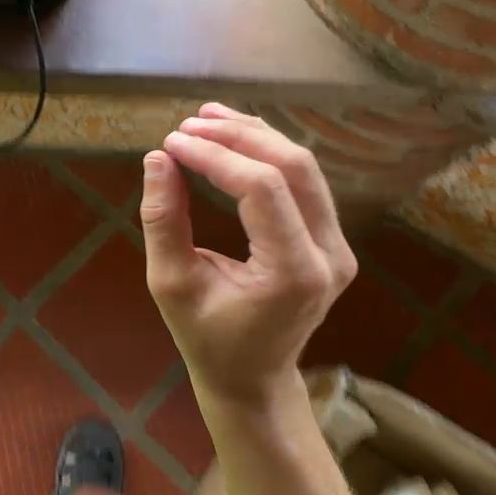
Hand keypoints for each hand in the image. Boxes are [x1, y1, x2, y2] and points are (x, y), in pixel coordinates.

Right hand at [139, 104, 357, 409]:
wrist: (252, 377)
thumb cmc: (206, 338)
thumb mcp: (172, 284)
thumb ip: (164, 221)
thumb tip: (157, 159)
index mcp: (293, 272)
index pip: (261, 189)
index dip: (214, 156)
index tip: (170, 144)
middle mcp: (329, 254)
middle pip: (293, 167)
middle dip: (237, 136)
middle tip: (187, 125)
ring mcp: (338, 246)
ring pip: (303, 167)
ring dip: (254, 135)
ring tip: (205, 118)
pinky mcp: (330, 239)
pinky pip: (303, 182)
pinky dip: (267, 153)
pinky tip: (234, 135)